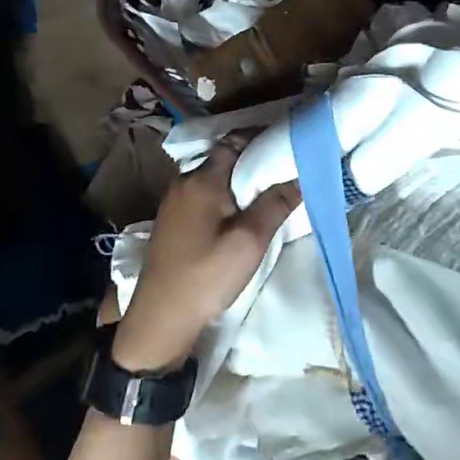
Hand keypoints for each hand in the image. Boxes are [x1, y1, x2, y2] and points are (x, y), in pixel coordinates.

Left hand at [112, 142, 300, 372]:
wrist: (160, 321)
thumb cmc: (206, 276)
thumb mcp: (249, 241)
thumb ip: (275, 204)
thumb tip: (299, 177)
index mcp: (201, 181)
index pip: (233, 142)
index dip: (261, 138)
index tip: (288, 144)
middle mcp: (183, 184)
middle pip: (223, 159)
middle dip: (254, 160)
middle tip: (286, 169)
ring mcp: (173, 204)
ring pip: (213, 179)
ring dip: (239, 181)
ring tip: (269, 191)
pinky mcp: (172, 223)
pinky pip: (204, 196)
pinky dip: (225, 196)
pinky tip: (242, 213)